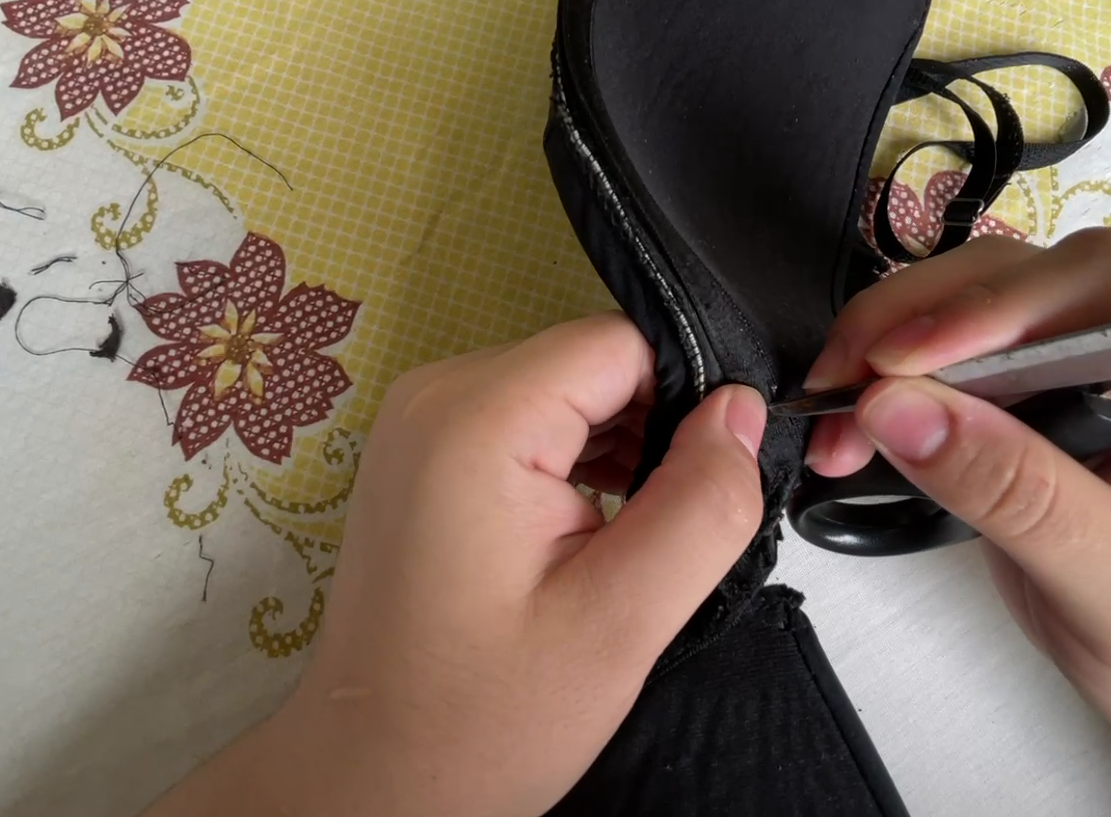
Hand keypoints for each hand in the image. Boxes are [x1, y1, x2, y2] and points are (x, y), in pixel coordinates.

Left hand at [147, 315, 766, 816]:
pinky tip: (588, 516)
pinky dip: (575, 450)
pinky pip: (529, 410)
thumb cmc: (483, 715)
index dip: (682, 391)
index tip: (707, 468)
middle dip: (648, 421)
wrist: (371, 769)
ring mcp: (425, 411)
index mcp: (476, 416)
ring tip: (628, 528)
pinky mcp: (427, 439)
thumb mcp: (620, 621)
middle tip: (667, 517)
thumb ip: (702, 504)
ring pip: (566, 383)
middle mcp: (438, 389)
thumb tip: (740, 409)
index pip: (618, 342)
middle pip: (590, 359)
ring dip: (614, 440)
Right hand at [805, 229, 1110, 815]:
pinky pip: (939, 366)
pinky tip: (848, 429)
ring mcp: (1084, 371)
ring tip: (831, 415)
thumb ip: (1021, 494)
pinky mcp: (1027, 405)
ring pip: (961, 312)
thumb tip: (890, 406)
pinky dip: (881, 390)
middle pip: (1014, 280)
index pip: (1105, 286)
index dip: (994, 306)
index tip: (900, 362)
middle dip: (912, 323)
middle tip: (839, 384)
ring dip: (880, 352)